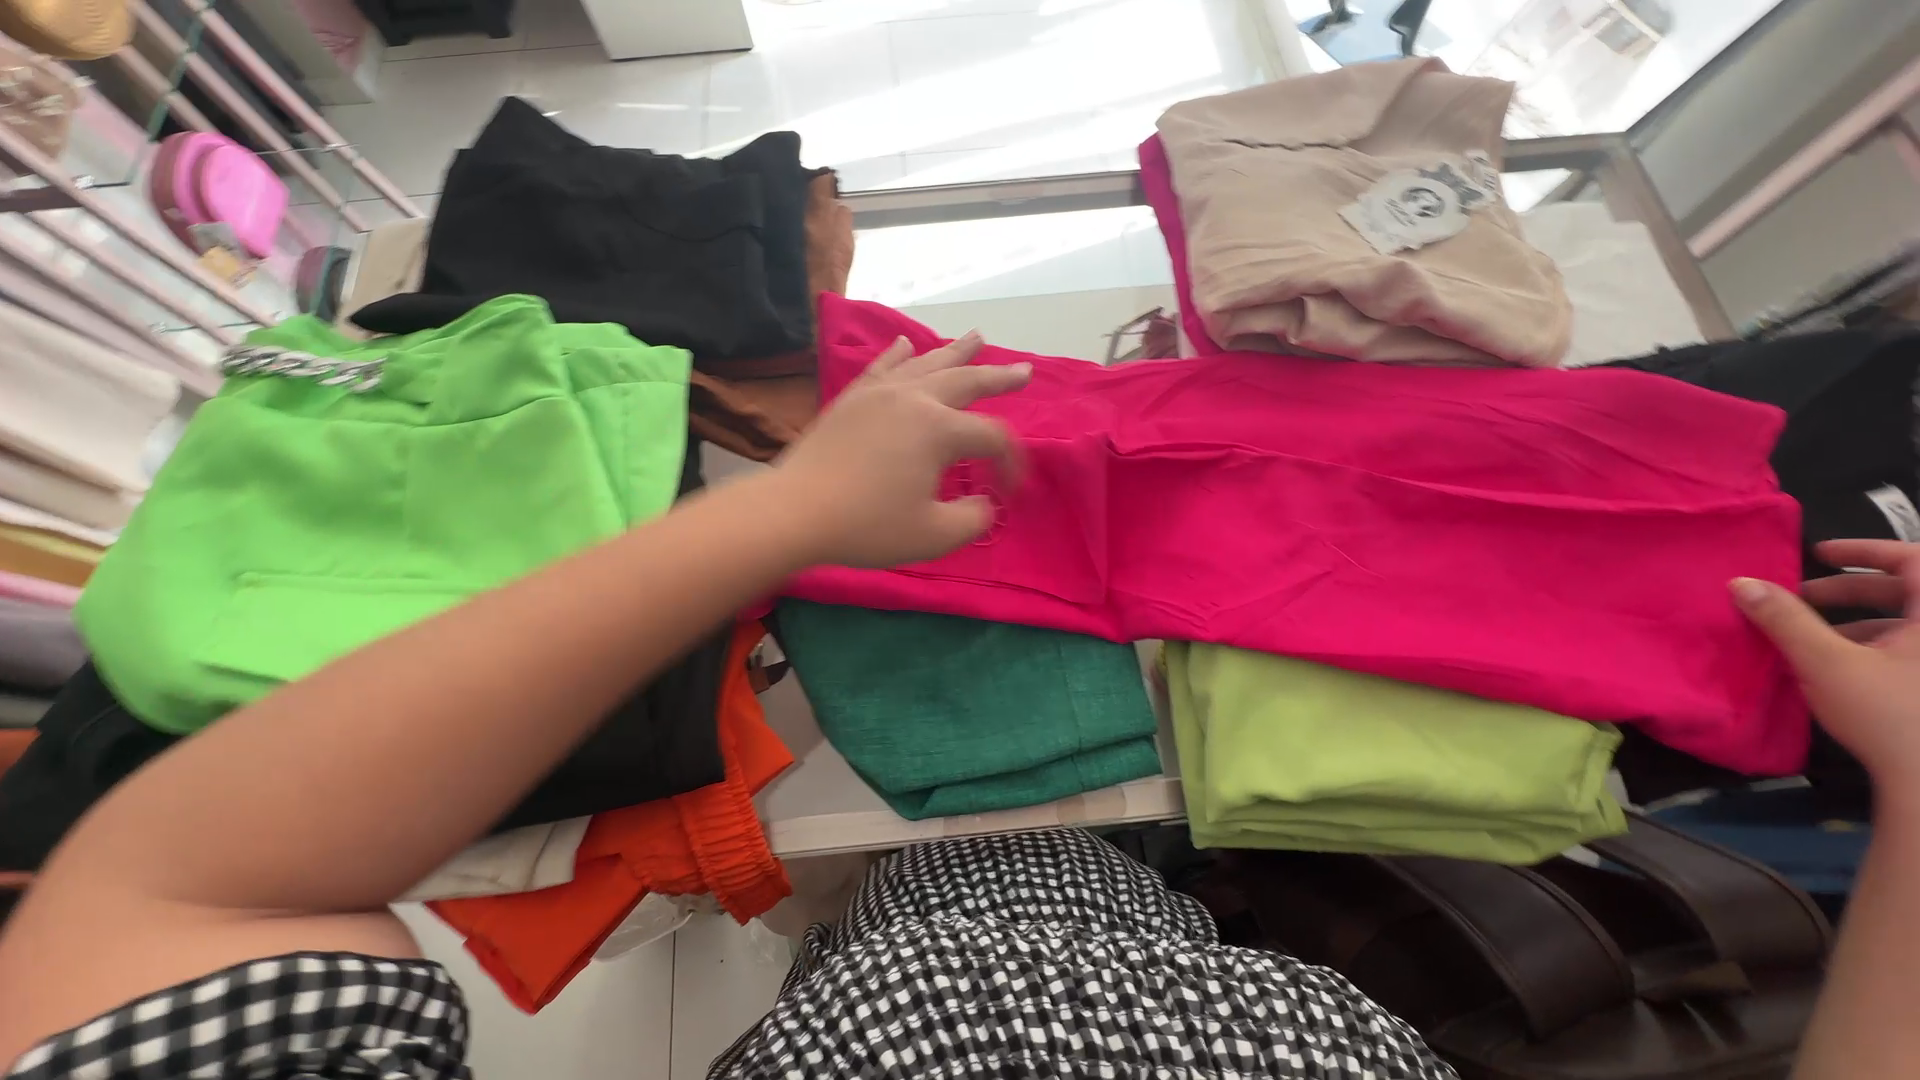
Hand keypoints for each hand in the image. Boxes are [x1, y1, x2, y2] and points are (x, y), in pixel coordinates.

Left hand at [771, 331, 1030, 567]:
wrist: (795, 512)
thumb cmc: (867, 526)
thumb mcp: (933, 535)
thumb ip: (971, 519)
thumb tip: (983, 504)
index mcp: (939, 430)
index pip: (991, 438)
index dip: (1009, 462)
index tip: (1008, 490)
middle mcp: (914, 400)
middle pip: (966, 383)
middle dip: (998, 378)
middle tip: (1025, 371)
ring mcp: (880, 394)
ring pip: (927, 364)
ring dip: (955, 352)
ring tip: (977, 337)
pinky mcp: (852, 400)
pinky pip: (882, 367)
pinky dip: (898, 354)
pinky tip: (905, 343)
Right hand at [1732, 539, 1919, 789]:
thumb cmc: (1890, 713)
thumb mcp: (1825, 662)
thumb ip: (1783, 619)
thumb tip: (1740, 582)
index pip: (1915, 560)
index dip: (1866, 551)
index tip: (1819, 554)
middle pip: (1909, 592)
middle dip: (1849, 590)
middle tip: (1799, 597)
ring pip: (1909, 624)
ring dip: (1858, 621)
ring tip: (1810, 636)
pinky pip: (1911, 651)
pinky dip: (1876, 647)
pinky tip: (1838, 667)